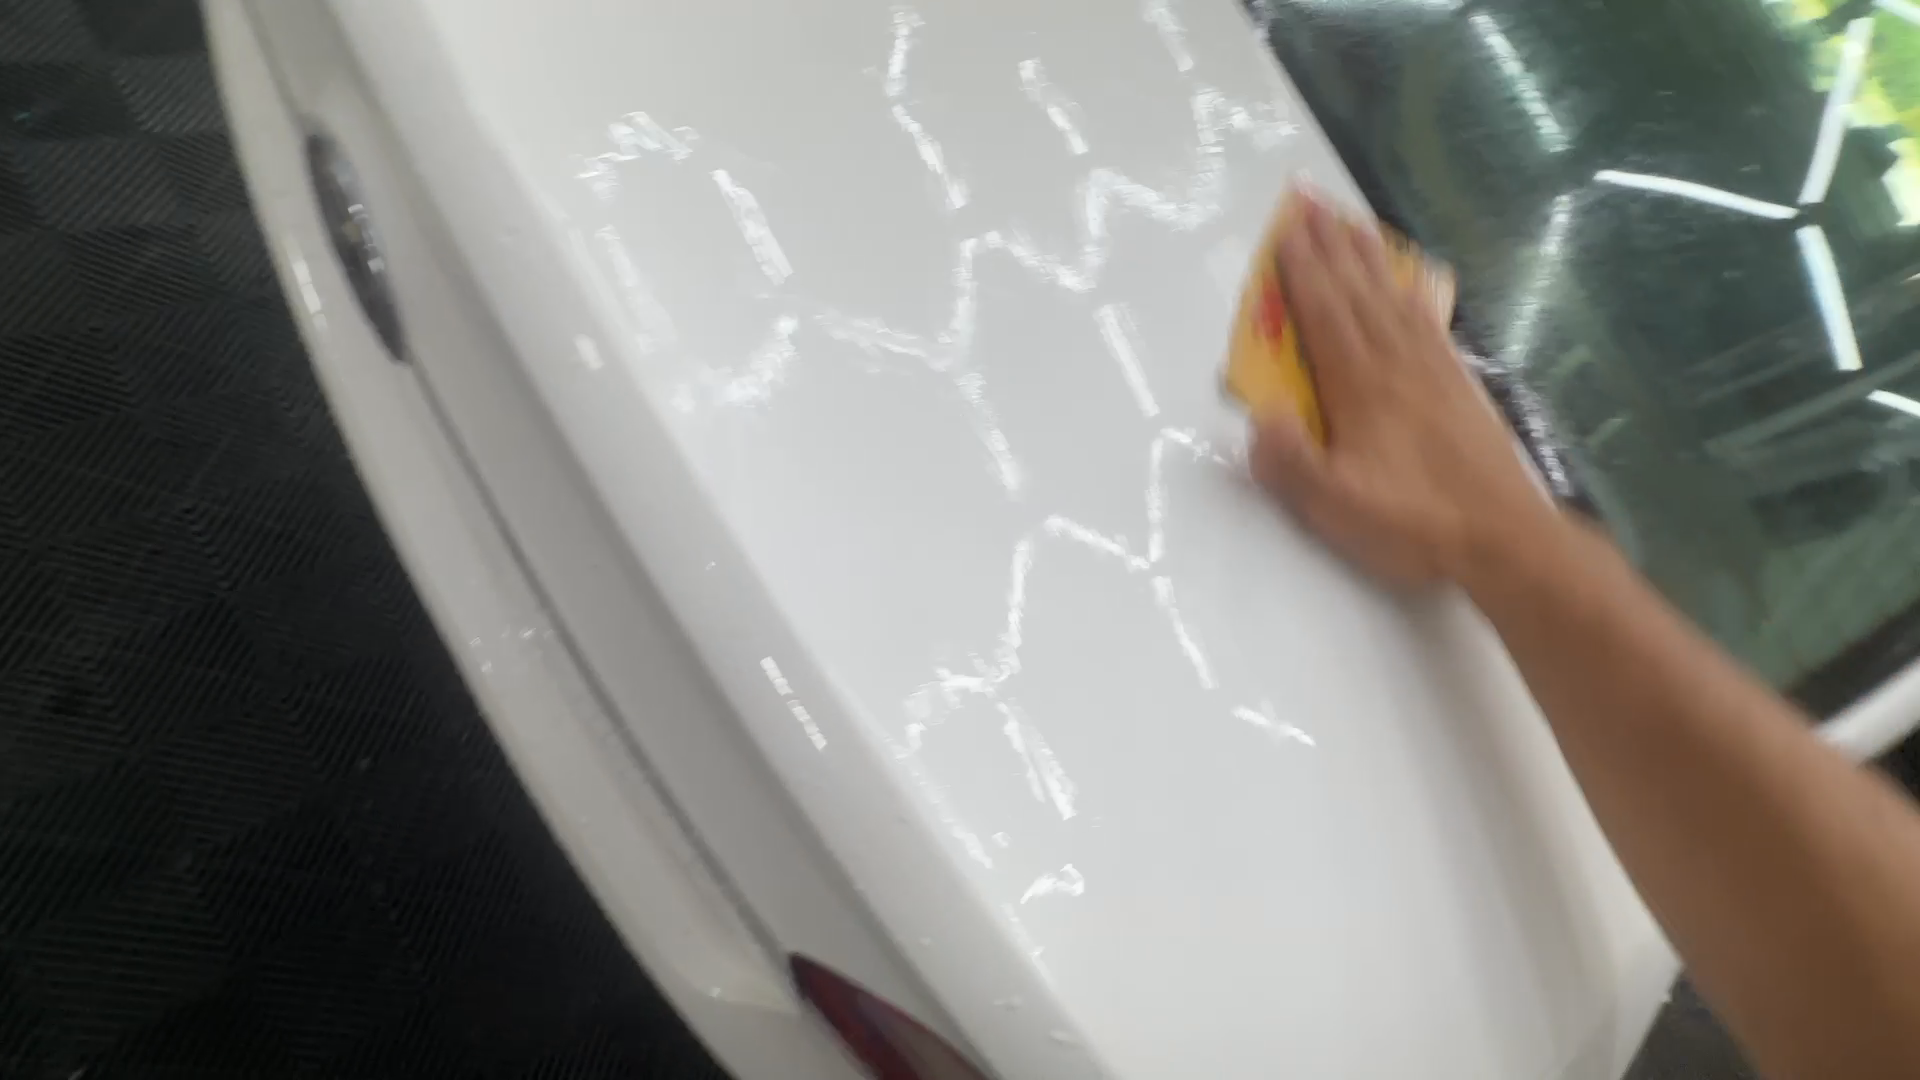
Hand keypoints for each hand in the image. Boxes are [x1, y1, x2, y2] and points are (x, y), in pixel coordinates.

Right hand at [1248, 193, 1564, 588]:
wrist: (1502, 538)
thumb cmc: (1410, 520)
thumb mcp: (1333, 504)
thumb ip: (1288, 461)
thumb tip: (1260, 418)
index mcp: (1360, 386)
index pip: (1323, 314)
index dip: (1301, 269)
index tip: (1285, 228)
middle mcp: (1396, 361)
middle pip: (1356, 289)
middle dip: (1330, 242)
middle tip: (1311, 198)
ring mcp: (1431, 366)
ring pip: (1391, 293)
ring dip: (1366, 253)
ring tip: (1349, 220)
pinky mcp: (1455, 380)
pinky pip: (1425, 316)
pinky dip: (1408, 285)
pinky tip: (1405, 277)